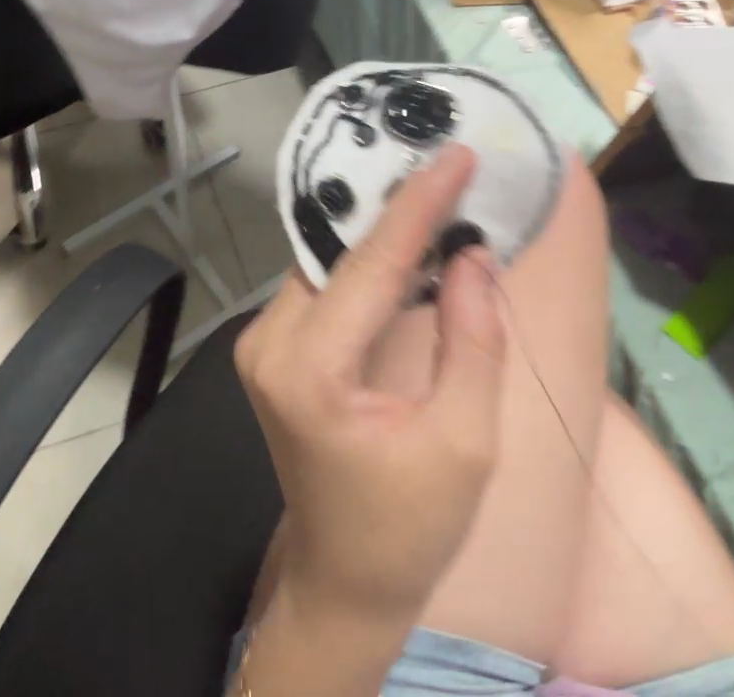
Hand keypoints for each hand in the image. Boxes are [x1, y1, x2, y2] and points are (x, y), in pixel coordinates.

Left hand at [236, 144, 507, 620]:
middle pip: (336, 256)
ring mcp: (260, 348)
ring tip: (433, 190)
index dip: (417, 206)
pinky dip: (361, 263)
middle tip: (447, 163)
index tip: (456, 155)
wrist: (344, 578)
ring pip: (323, 266)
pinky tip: (402, 242)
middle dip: (392, 208)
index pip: (370, 266)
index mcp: (310, 371)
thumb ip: (471, 341)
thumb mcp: (464, 442)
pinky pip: (319, 289)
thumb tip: (473, 255)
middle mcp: (268, 346)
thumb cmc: (409, 526)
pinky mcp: (270, 354)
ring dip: (376, 232)